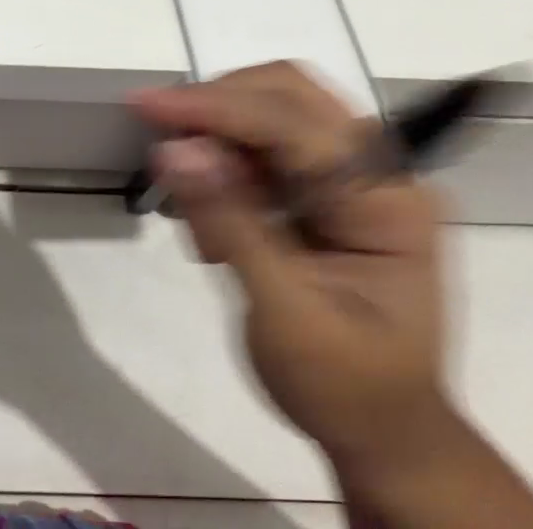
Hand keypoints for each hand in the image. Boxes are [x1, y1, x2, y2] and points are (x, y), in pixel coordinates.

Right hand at [129, 62, 455, 472]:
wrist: (385, 436)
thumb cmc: (345, 386)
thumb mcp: (287, 315)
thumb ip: (233, 223)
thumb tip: (174, 149)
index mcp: (388, 200)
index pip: (294, 124)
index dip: (216, 107)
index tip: (145, 105)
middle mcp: (379, 172)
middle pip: (288, 96)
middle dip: (218, 110)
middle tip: (166, 154)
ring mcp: (355, 179)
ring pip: (271, 114)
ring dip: (218, 144)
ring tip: (201, 226)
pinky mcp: (327, 192)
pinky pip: (263, 151)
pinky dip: (225, 172)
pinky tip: (214, 231)